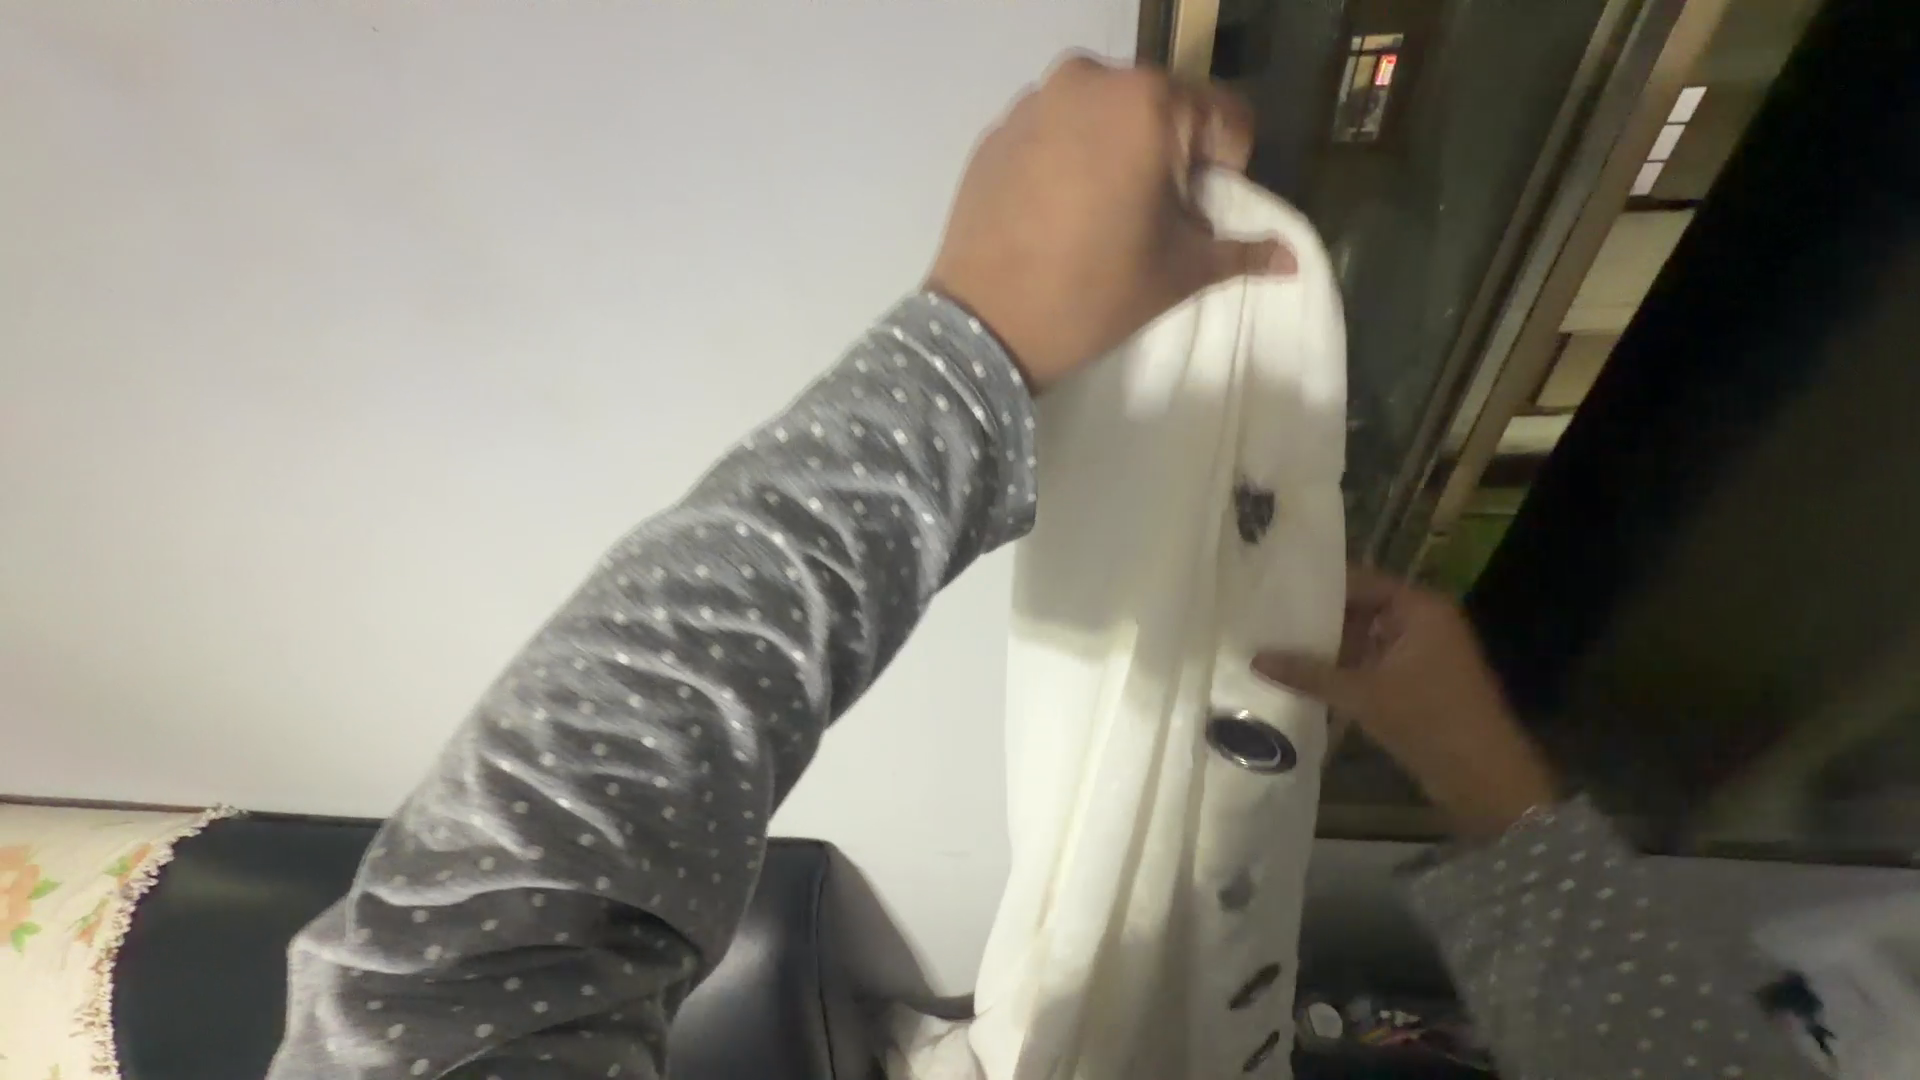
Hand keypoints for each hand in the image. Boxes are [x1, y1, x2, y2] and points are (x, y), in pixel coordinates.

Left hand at [927, 55, 1296, 390]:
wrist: (982, 330)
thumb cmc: (1091, 296)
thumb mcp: (1176, 275)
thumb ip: (1239, 253)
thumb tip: (1290, 259)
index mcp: (1148, 101)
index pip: (1224, 118)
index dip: (1225, 172)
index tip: (1197, 218)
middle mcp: (1088, 80)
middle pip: (1161, 113)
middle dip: (1169, 162)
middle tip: (1148, 223)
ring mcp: (1032, 103)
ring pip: (1104, 121)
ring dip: (1117, 159)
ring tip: (1097, 221)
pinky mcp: (994, 134)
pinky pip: (1054, 135)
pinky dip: (1067, 164)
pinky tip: (1054, 216)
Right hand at [1253, 566, 1559, 838]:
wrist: (1485, 781)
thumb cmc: (1429, 721)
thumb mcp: (1361, 695)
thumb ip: (1307, 673)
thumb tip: (1255, 658)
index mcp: (1420, 609)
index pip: (1359, 581)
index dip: (1317, 585)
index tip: (1273, 588)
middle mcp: (1422, 622)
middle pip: (1358, 607)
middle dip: (1316, 617)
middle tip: (1265, 616)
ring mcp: (1420, 652)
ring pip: (1361, 637)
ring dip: (1326, 645)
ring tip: (1273, 641)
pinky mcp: (1415, 680)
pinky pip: (1369, 661)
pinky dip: (1341, 667)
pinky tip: (1300, 672)